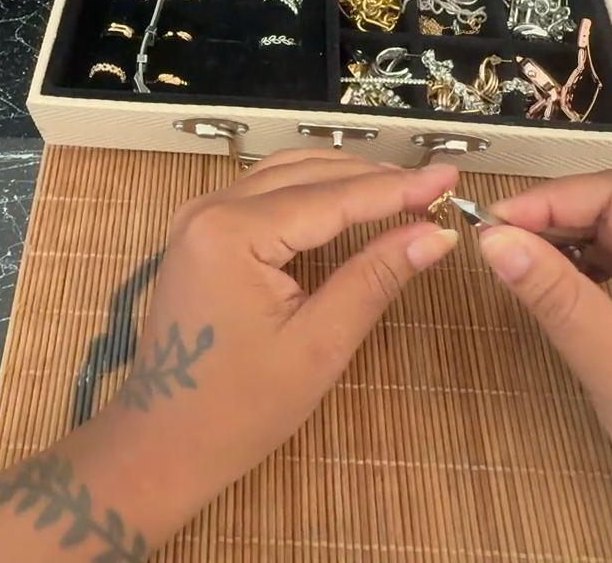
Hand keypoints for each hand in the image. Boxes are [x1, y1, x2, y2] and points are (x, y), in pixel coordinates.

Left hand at [97, 151, 461, 499]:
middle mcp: (210, 207)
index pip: (331, 197)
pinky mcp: (202, 227)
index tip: (448, 179)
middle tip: (434, 187)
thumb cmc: (239, 407)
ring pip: (286, 172)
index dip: (396, 188)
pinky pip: (266, 190)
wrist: (164, 440)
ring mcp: (200, 213)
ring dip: (345, 177)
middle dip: (374, 177)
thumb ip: (375, 277)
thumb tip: (433, 235)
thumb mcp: (318, 344)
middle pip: (308, 173)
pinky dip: (312, 189)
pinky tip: (349, 200)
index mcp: (232, 232)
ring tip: (403, 190)